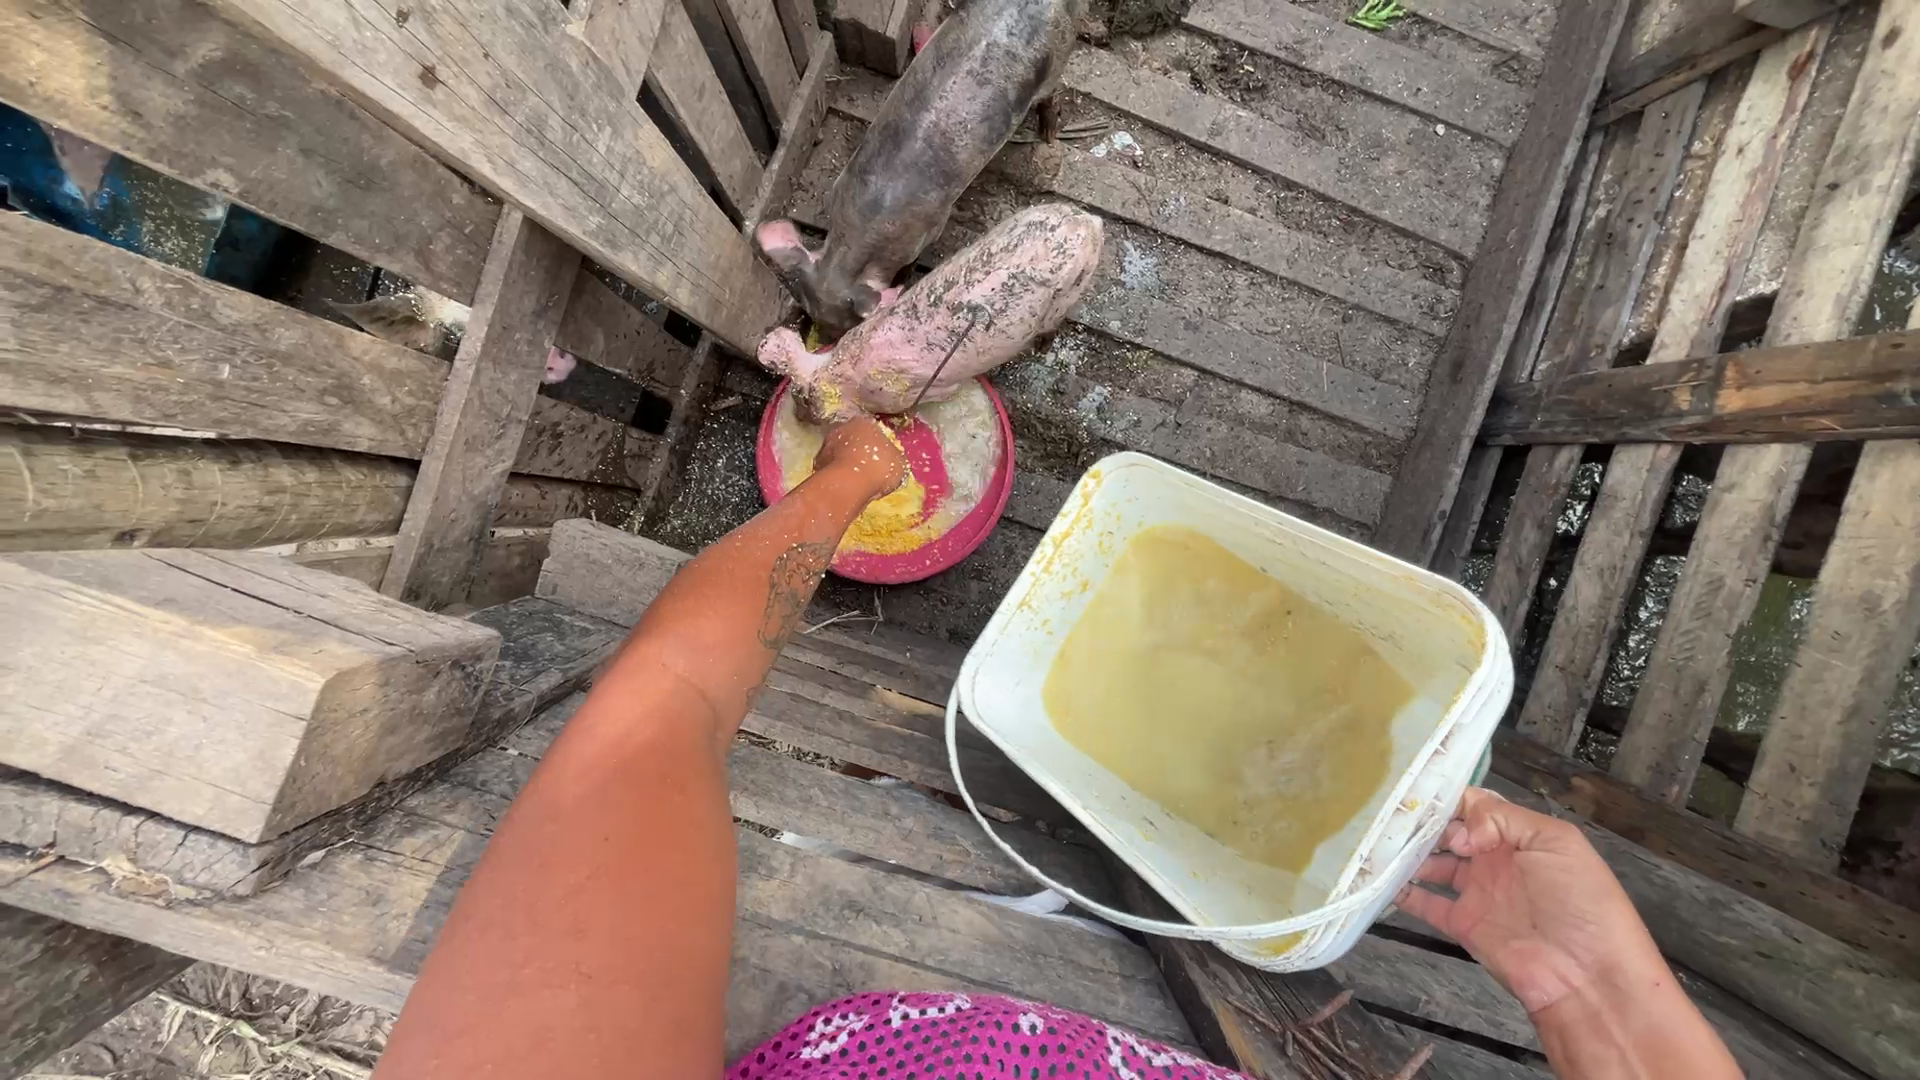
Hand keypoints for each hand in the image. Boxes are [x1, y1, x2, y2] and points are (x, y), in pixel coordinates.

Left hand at [813, 416, 907, 502]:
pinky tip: (847, 488)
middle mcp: (842, 428)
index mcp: (864, 422)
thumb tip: (892, 460)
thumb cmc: (879, 467)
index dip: (877, 445)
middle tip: (869, 470)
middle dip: (858, 452)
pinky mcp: (817, 464)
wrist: (850, 484)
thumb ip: (894, 458)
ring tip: (858, 482)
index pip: (872, 430)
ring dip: (846, 465)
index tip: (882, 459)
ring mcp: (826, 446)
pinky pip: (831, 470)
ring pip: (839, 454)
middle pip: (852, 440)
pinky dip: (838, 477)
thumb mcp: (899, 463)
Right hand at [1395, 788, 1666, 1014]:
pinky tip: (1377, 875)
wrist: (1589, 979)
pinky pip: (1423, 902)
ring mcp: (1475, 892)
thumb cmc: (1581, 902)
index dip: (1444, 798)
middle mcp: (1492, 860)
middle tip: (1386, 816)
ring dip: (1405, 852)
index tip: (1414, 793)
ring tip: (1376, 840)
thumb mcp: (1556, 842)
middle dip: (1418, 822)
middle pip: (1444, 832)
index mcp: (1516, 837)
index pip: (1471, 806)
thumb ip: (1502, 817)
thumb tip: (1457, 832)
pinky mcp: (1461, 923)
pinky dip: (1399, 890)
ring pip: (1429, 863)